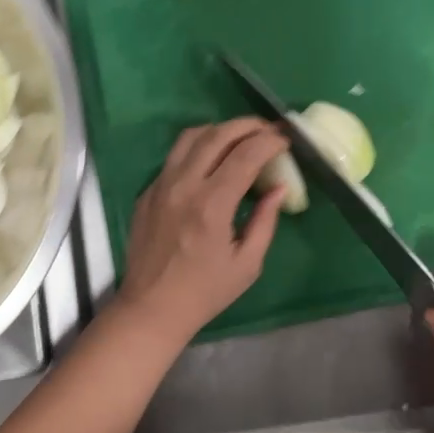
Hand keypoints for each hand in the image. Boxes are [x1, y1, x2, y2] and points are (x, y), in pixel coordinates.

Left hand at [113, 119, 287, 345]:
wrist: (151, 307)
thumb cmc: (204, 292)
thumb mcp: (247, 263)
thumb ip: (265, 221)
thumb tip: (279, 189)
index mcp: (211, 205)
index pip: (245, 155)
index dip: (269, 141)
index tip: (285, 139)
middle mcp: (183, 185)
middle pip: (216, 135)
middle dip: (247, 125)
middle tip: (267, 129)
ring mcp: (161, 184)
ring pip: (190, 137)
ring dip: (219, 130)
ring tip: (240, 137)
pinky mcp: (148, 190)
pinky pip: (174, 156)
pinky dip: (197, 148)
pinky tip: (212, 161)